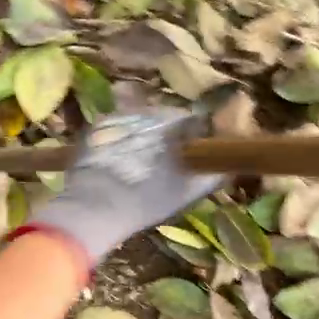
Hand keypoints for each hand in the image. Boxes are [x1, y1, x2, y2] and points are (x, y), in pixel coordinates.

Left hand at [27, 107, 224, 264]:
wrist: (94, 207)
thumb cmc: (145, 201)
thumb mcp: (185, 193)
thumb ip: (210, 176)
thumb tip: (225, 168)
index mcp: (171, 123)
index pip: (191, 119)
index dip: (192, 135)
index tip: (191, 151)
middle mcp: (144, 111)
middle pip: (163, 116)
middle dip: (167, 132)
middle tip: (164, 157)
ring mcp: (116, 116)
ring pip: (138, 119)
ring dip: (142, 133)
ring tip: (138, 159)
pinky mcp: (95, 126)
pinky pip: (115, 126)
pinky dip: (119, 137)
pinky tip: (117, 158)